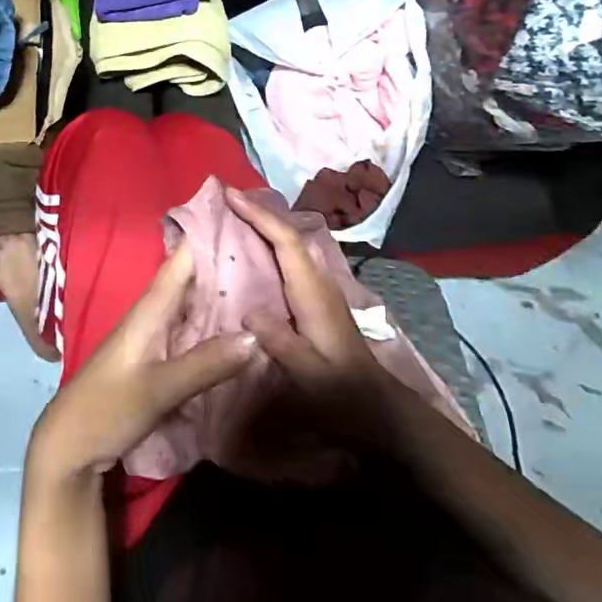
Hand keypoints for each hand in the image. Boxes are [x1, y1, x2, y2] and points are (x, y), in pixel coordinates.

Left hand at [26, 239, 257, 481]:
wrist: (72, 445)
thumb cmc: (107, 408)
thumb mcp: (158, 388)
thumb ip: (205, 364)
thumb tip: (257, 335)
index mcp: (150, 309)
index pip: (183, 258)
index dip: (209, 233)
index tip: (247, 213)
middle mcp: (155, 314)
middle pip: (193, 278)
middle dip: (227, 261)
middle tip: (275, 248)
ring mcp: (157, 336)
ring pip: (196, 303)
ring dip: (226, 292)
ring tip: (272, 279)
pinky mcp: (161, 358)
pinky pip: (194, 329)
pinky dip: (218, 322)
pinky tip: (246, 326)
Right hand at [226, 186, 391, 434]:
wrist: (375, 405)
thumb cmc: (340, 390)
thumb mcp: (307, 372)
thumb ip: (279, 341)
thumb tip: (249, 312)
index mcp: (312, 292)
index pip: (286, 241)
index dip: (259, 216)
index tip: (231, 195)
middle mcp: (318, 280)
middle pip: (289, 234)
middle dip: (260, 211)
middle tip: (227, 196)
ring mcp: (320, 287)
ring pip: (291, 243)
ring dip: (266, 224)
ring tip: (236, 213)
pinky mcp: (316, 297)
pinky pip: (290, 256)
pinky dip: (272, 241)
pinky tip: (256, 246)